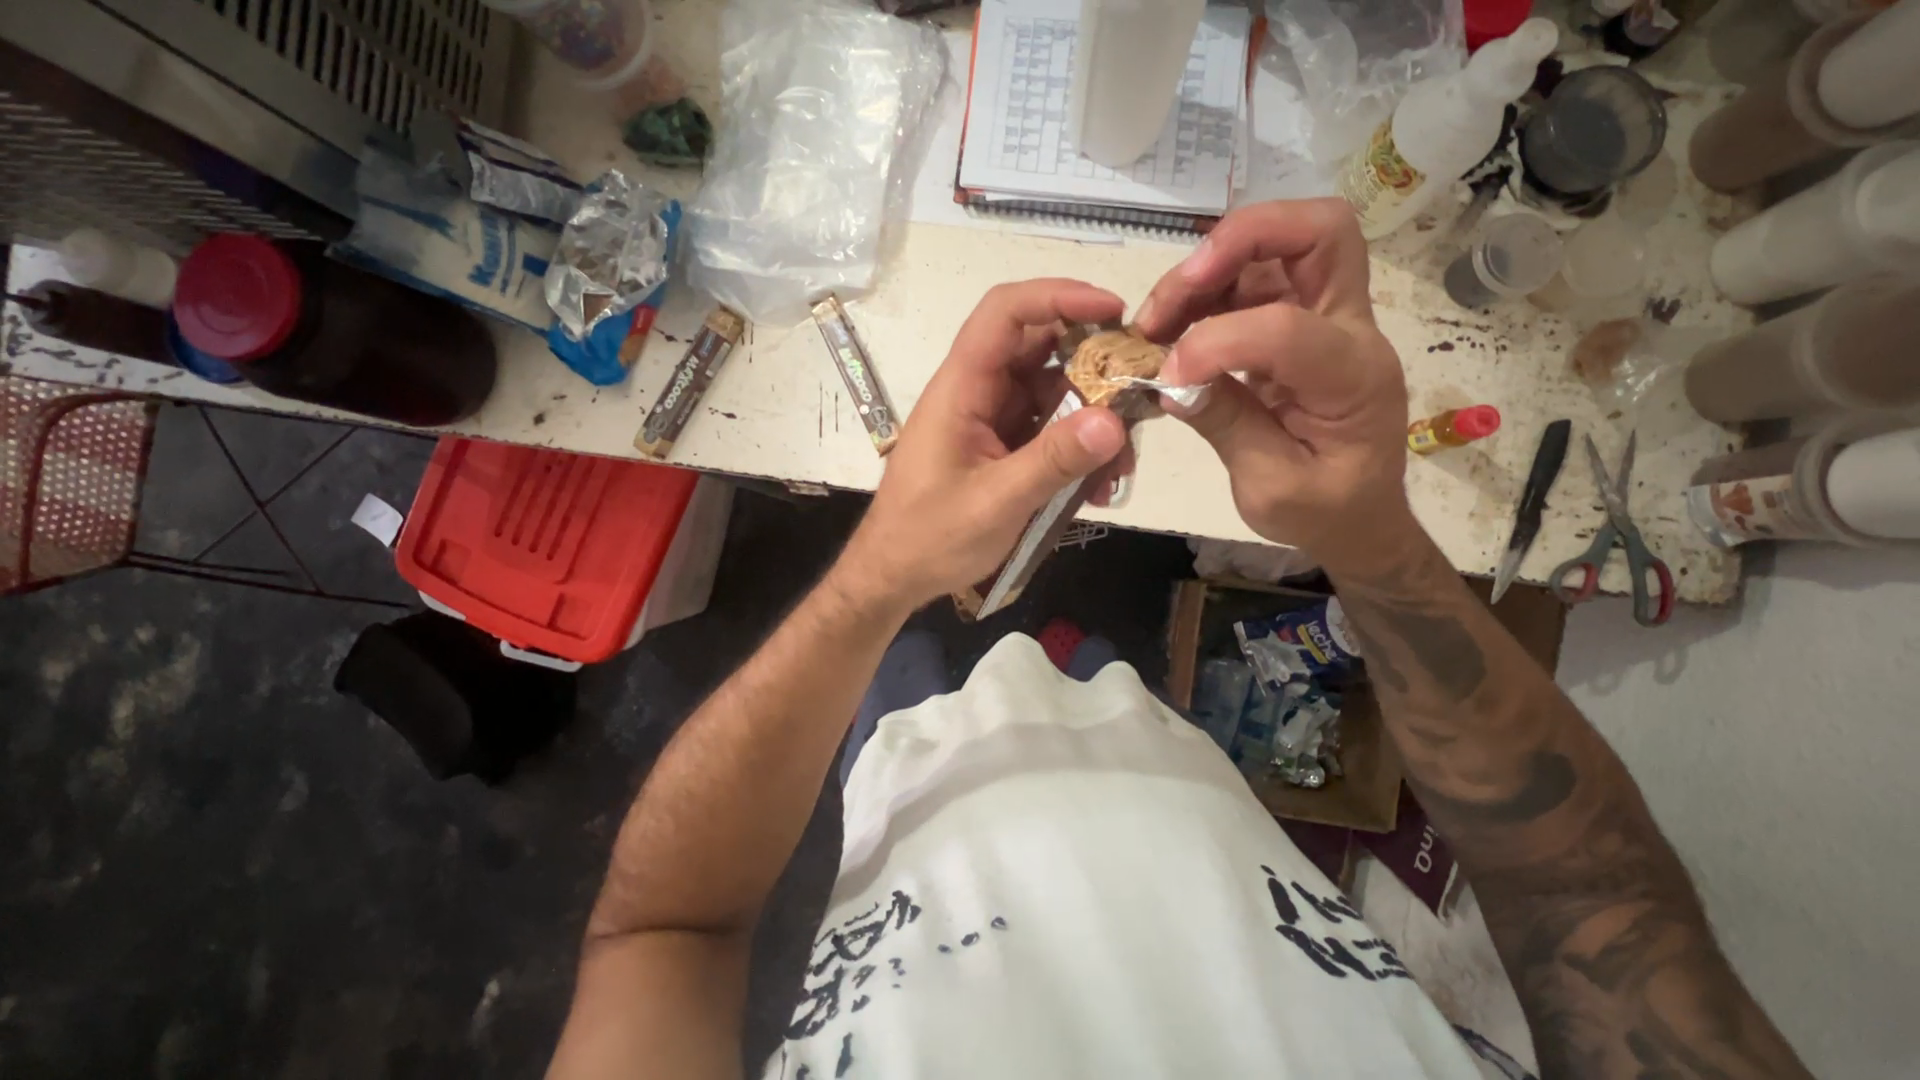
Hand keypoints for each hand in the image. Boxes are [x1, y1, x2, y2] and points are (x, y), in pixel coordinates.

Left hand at [836, 280, 1130, 611]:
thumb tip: (1115, 421)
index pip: (1005, 313)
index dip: (1058, 296)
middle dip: (1094, 363)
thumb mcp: (995, 502)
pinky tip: (1098, 486)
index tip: (1114, 310)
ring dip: (1093, 417)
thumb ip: (1053, 461)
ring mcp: (991, 419)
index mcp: (961, 387)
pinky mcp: (1002, 447)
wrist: (894, 576)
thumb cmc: (928, 538)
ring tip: (1122, 462)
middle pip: (1040, 348)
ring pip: (1052, 391)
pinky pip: (1049, 430)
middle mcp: (978, 392)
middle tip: (1139, 389)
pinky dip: (1078, 449)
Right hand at [1134, 198, 1415, 576]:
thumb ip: (1226, 425)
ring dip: (1212, 265)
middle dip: (1243, 239)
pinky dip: (1209, 288)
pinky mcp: (1301, 324)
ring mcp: (1328, 320)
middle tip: (1181, 287)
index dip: (1218, 341)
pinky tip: (1173, 325)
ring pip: (1283, 243)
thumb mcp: (1270, 488)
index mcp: (1353, 379)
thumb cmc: (1324, 511)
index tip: (1169, 378)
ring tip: (1157, 317)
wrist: (1360, 517)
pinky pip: (1258, 277)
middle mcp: (1351, 331)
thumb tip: (1169, 379)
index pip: (1287, 328)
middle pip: (1321, 231)